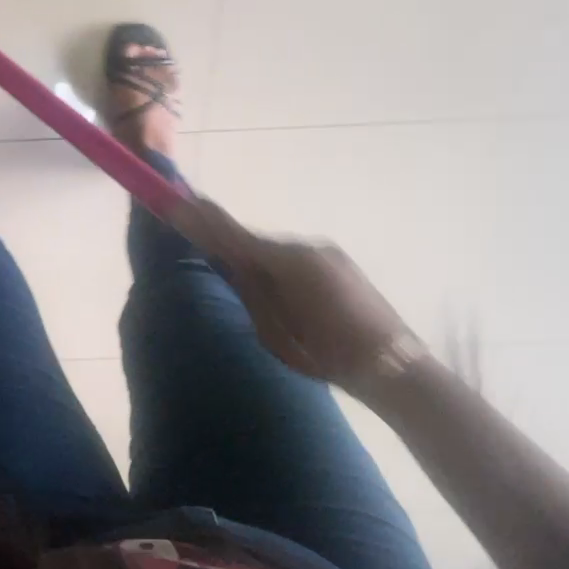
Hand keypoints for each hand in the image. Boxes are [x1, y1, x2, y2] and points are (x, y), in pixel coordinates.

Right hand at [169, 198, 425, 391]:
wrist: (393, 366)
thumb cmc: (326, 357)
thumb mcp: (273, 330)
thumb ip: (247, 289)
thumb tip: (225, 259)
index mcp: (286, 264)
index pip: (232, 236)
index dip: (201, 220)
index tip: (175, 202)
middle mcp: (304, 247)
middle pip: (252, 241)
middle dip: (227, 243)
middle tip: (202, 246)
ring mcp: (324, 252)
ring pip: (274, 251)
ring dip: (257, 262)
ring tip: (253, 292)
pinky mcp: (337, 261)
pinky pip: (293, 258)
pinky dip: (278, 269)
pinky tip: (280, 292)